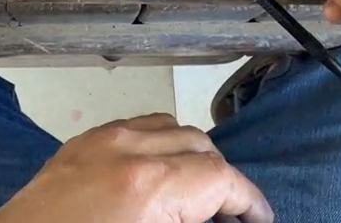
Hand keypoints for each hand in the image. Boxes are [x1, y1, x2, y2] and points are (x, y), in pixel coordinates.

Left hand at [0, 114, 272, 222]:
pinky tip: (156, 177)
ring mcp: (98, 140)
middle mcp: (126, 149)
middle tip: (231, 215)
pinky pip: (132, 127)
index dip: (250, 201)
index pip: (219, 178)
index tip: (262, 219)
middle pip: (198, 144)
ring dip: (189, 155)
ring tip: (197, 194)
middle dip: (222, 178)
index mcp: (148, 186)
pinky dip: (156, 144)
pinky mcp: (78, 144)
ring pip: (167, 126)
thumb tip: (220, 215)